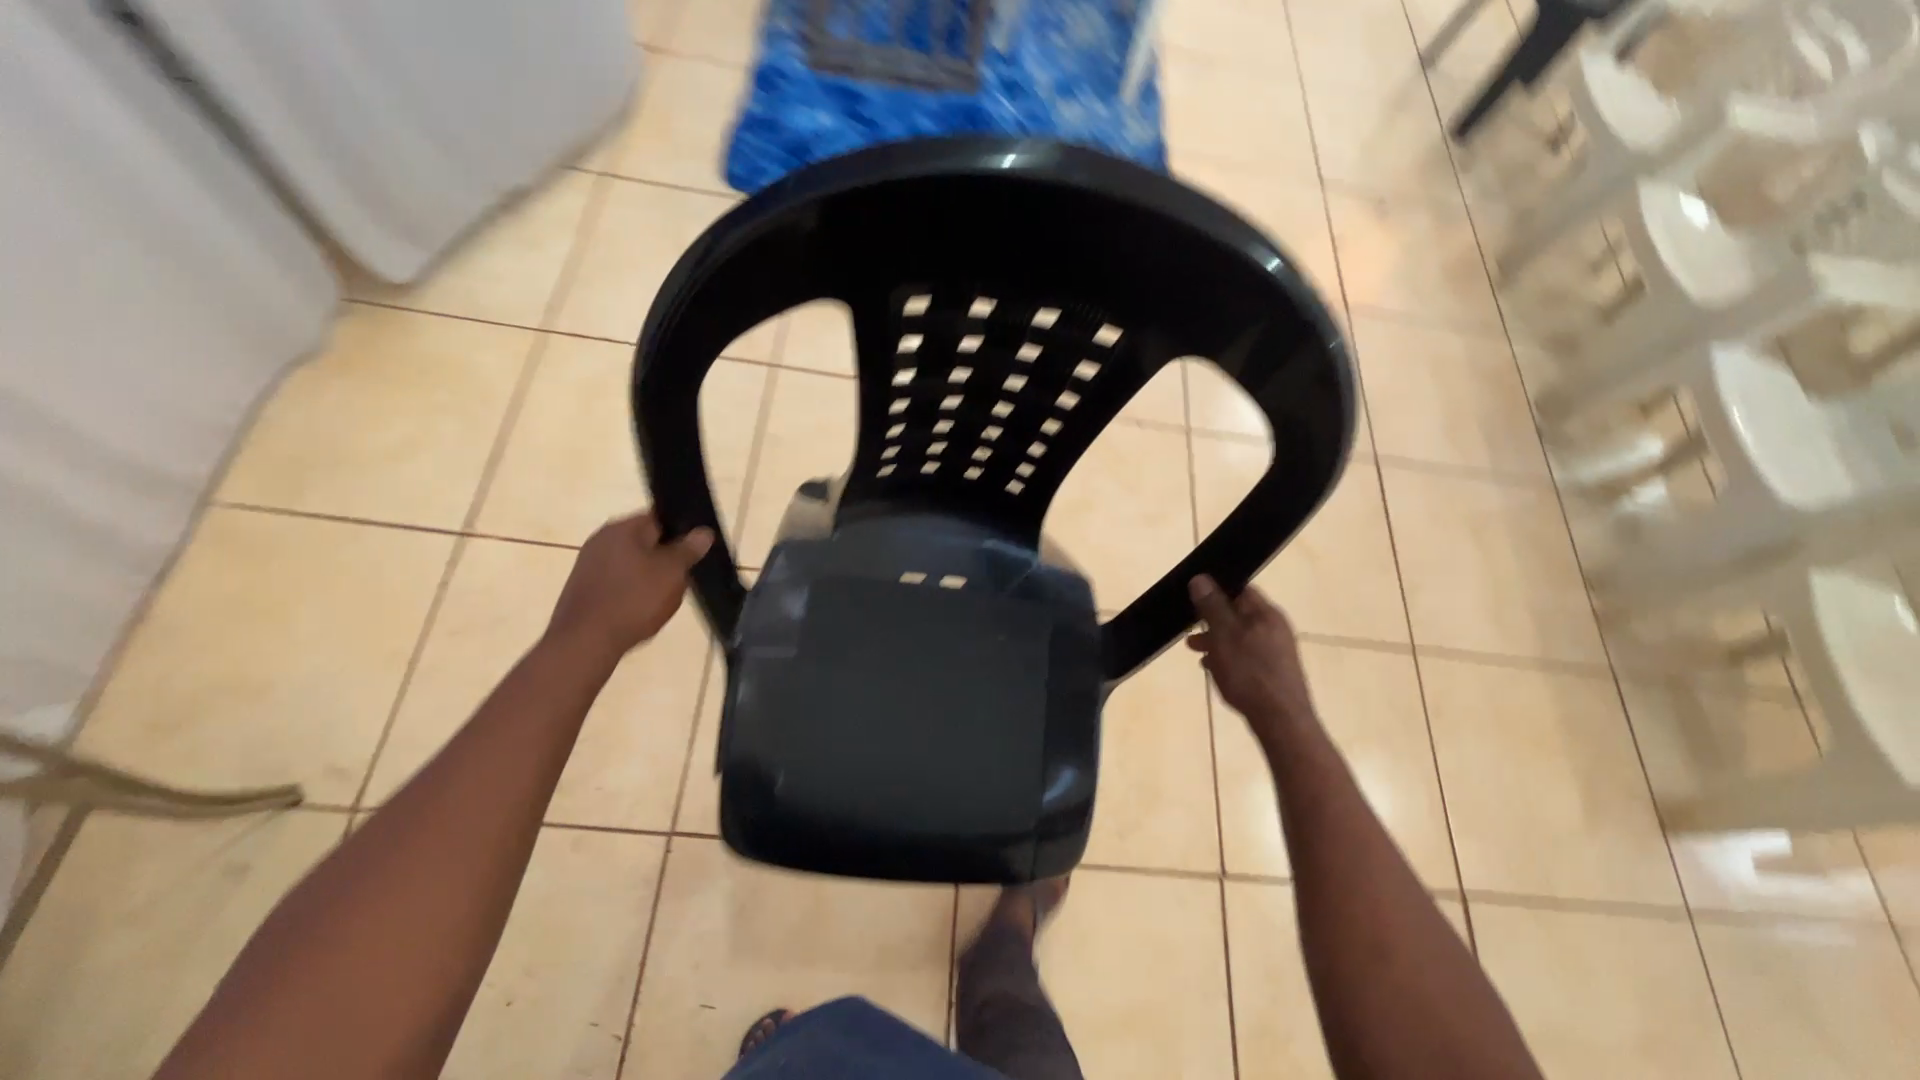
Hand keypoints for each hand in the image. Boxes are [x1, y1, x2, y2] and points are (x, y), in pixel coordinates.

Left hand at [545, 512, 713, 658]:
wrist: (585, 642)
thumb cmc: (633, 600)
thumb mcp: (671, 573)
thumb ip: (688, 550)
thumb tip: (703, 532)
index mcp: (622, 528)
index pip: (660, 519)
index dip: (681, 535)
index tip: (694, 554)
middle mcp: (601, 539)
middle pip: (644, 543)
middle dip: (664, 560)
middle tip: (681, 580)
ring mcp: (587, 565)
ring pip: (631, 565)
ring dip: (648, 579)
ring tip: (661, 600)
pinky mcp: (582, 589)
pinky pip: (616, 584)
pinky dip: (630, 594)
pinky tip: (639, 612)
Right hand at [1186, 576, 1314, 746]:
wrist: (1281, 721)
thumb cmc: (1250, 674)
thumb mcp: (1224, 636)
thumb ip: (1212, 607)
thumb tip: (1201, 578)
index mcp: (1266, 613)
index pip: (1240, 589)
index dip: (1215, 591)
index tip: (1192, 600)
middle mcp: (1276, 627)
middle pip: (1239, 614)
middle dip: (1212, 620)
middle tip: (1189, 631)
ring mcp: (1278, 651)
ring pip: (1241, 636)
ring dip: (1217, 641)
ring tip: (1196, 654)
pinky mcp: (1275, 671)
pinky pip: (1247, 656)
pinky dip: (1229, 658)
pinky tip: (1215, 671)